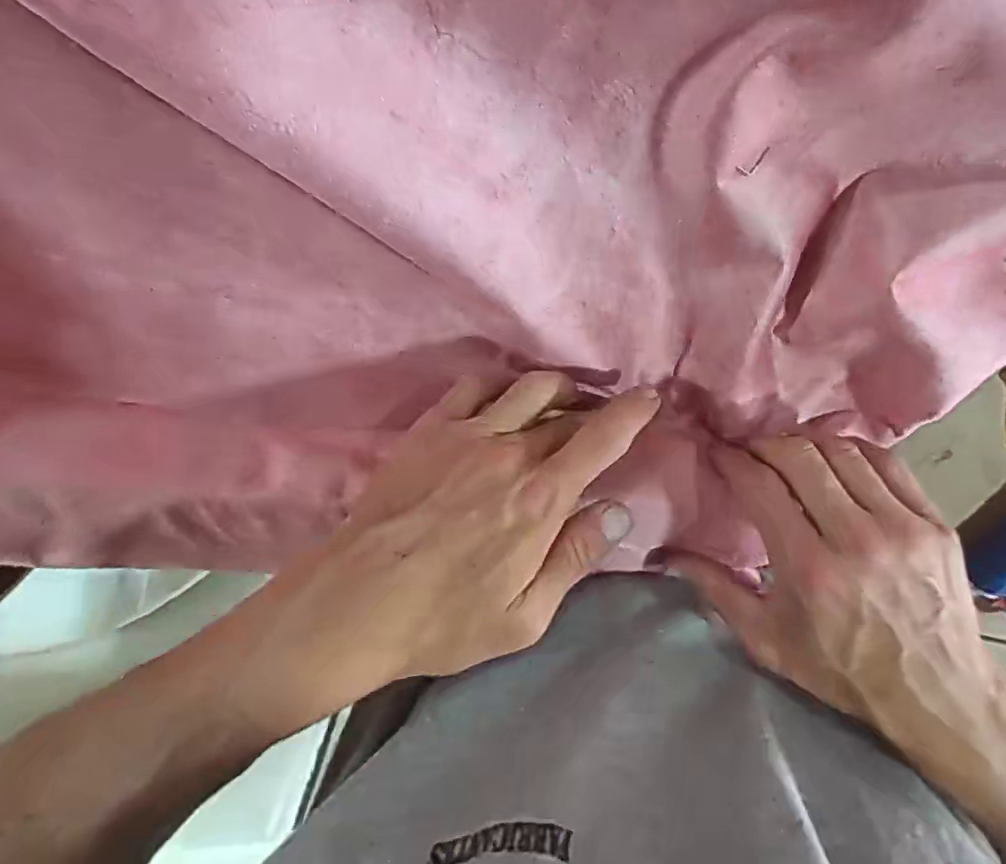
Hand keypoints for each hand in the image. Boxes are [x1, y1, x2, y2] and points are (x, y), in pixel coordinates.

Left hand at [227, 371, 660, 725]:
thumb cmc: (445, 619)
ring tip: (563, 401)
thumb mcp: (525, 616)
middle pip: (569, 412)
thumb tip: (617, 511)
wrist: (355, 601)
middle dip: (596, 409)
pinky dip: (502, 386)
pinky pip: (475, 386)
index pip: (600, 438)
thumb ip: (575, 557)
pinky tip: (504, 400)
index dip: (631, 413)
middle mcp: (510, 451)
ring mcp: (467, 433)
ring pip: (528, 386)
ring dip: (556, 388)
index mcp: (541, 498)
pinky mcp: (431, 428)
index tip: (650, 396)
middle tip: (603, 418)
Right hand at [668, 436, 1005, 831]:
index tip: (719, 452)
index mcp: (810, 568)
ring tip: (792, 451)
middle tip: (752, 451)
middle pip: (800, 456)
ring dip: (808, 443)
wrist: (938, 697)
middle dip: (766, 444)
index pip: (761, 485)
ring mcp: (901, 525)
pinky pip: (889, 462)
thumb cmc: (844, 672)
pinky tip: (839, 456)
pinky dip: (855, 450)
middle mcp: (856, 537)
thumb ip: (718, 591)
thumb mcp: (769, 642)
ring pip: (843, 451)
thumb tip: (669, 556)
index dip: (733, 459)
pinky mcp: (934, 521)